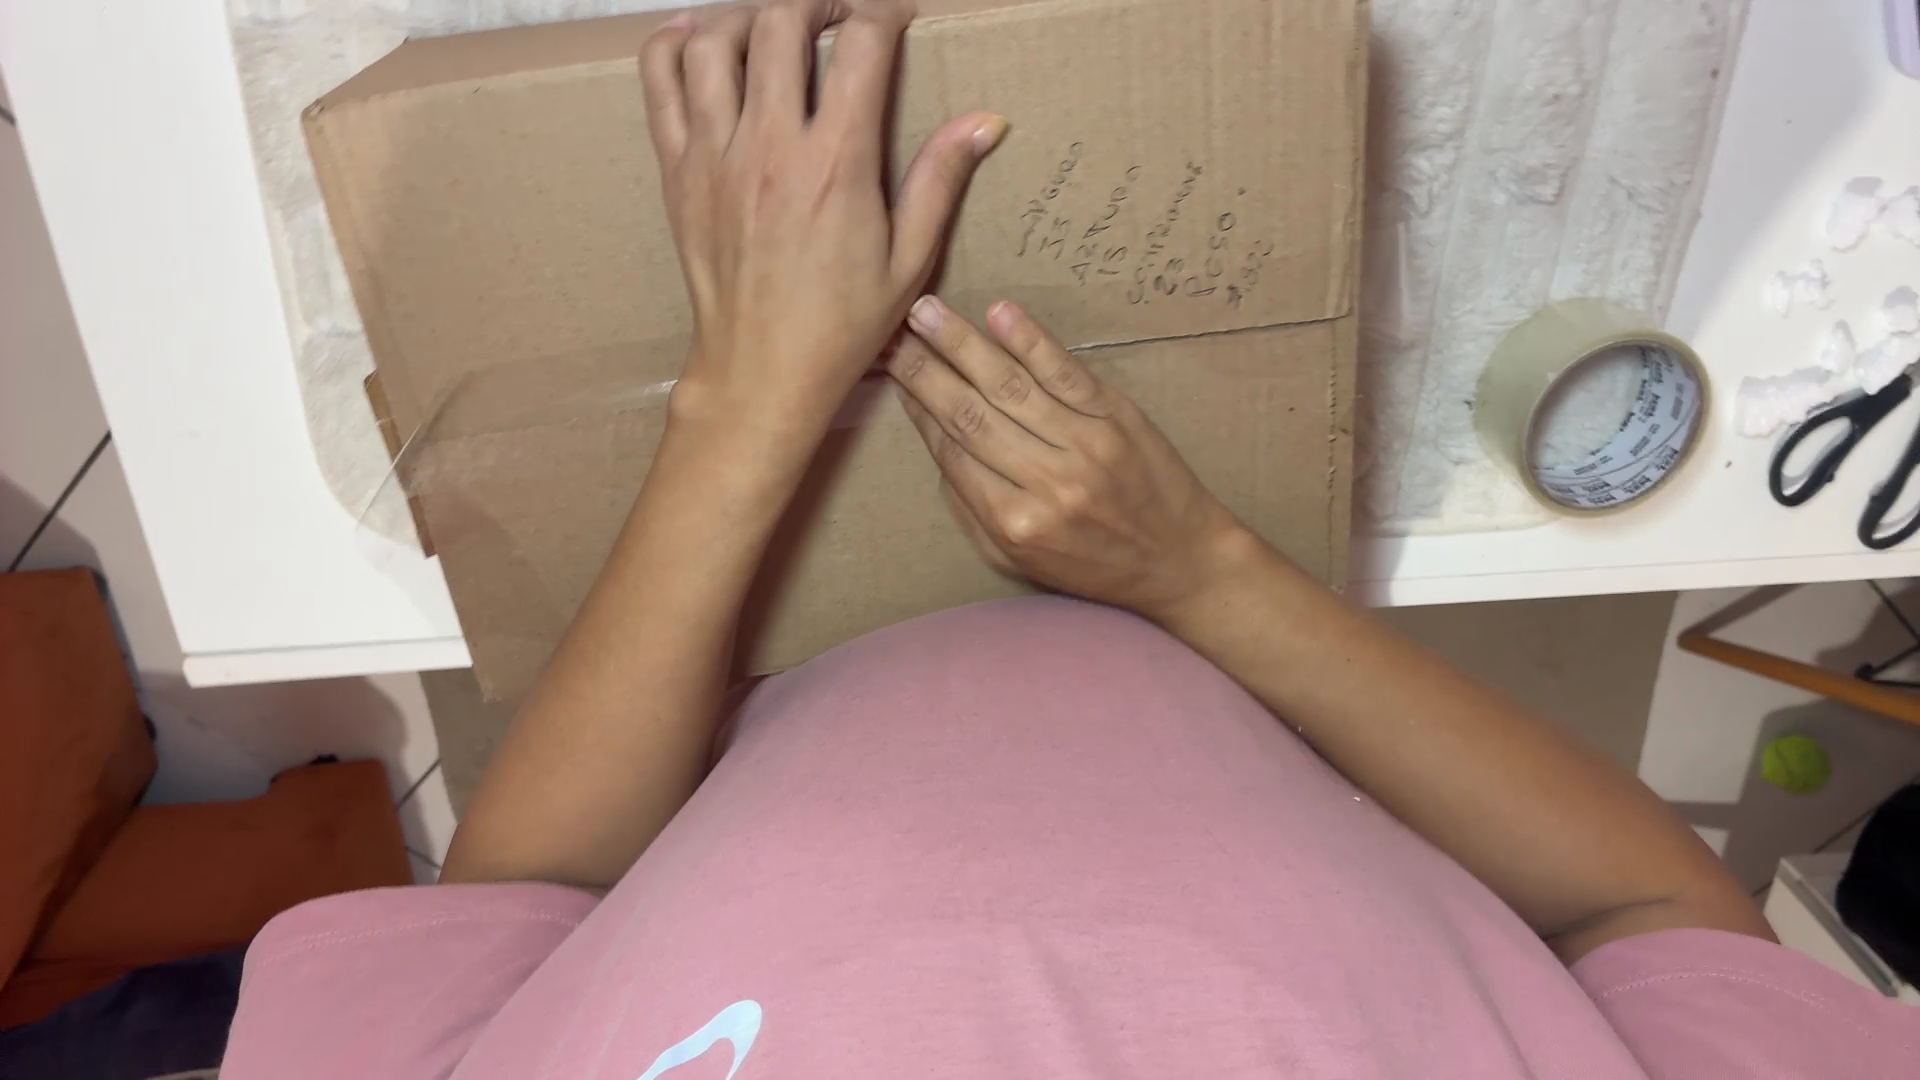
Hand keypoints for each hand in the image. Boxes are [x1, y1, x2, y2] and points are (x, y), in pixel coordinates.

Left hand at [640, 0, 1007, 436]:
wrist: (763, 371)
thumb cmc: (842, 327)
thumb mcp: (908, 264)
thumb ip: (940, 183)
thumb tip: (984, 121)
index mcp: (837, 164)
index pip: (860, 43)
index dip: (884, 12)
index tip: (897, 17)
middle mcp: (770, 144)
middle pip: (783, 20)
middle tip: (839, 15)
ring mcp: (715, 154)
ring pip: (716, 38)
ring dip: (750, 18)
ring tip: (776, 33)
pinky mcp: (679, 172)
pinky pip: (660, 79)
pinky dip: (676, 44)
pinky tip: (702, 45)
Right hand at [887, 295, 1255, 620]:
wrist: (1180, 563)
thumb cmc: (1093, 566)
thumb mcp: (1020, 560)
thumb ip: (974, 510)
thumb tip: (940, 446)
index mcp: (1013, 522)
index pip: (951, 451)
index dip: (917, 408)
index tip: (891, 373)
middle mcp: (1044, 483)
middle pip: (969, 415)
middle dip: (923, 372)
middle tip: (891, 335)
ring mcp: (1083, 445)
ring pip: (1009, 387)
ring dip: (962, 345)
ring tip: (926, 312)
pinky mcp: (1116, 418)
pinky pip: (1065, 373)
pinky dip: (1031, 341)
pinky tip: (999, 314)